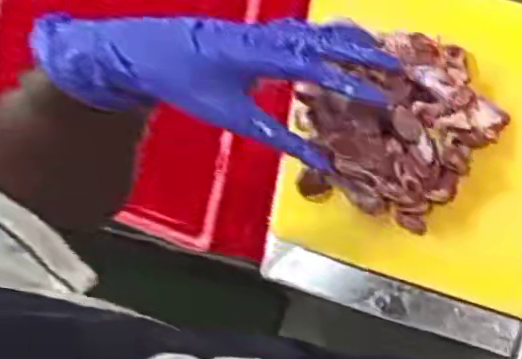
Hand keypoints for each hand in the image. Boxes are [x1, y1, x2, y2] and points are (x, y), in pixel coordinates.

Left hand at [30, 16, 399, 170]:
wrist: (128, 52)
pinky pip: (293, 32)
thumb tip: (327, 165)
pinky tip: (340, 42)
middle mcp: (254, 37)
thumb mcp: (235, 119)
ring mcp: (252, 32)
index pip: (309, 67)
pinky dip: (322, 36)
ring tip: (378, 47)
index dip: (347, 83)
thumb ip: (284, 140)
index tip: (381, 97)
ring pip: (306, 30)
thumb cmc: (179, 86)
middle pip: (314, 40)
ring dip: (343, 39)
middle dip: (356, 52)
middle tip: (393, 63)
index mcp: (250, 56)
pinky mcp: (250, 34)